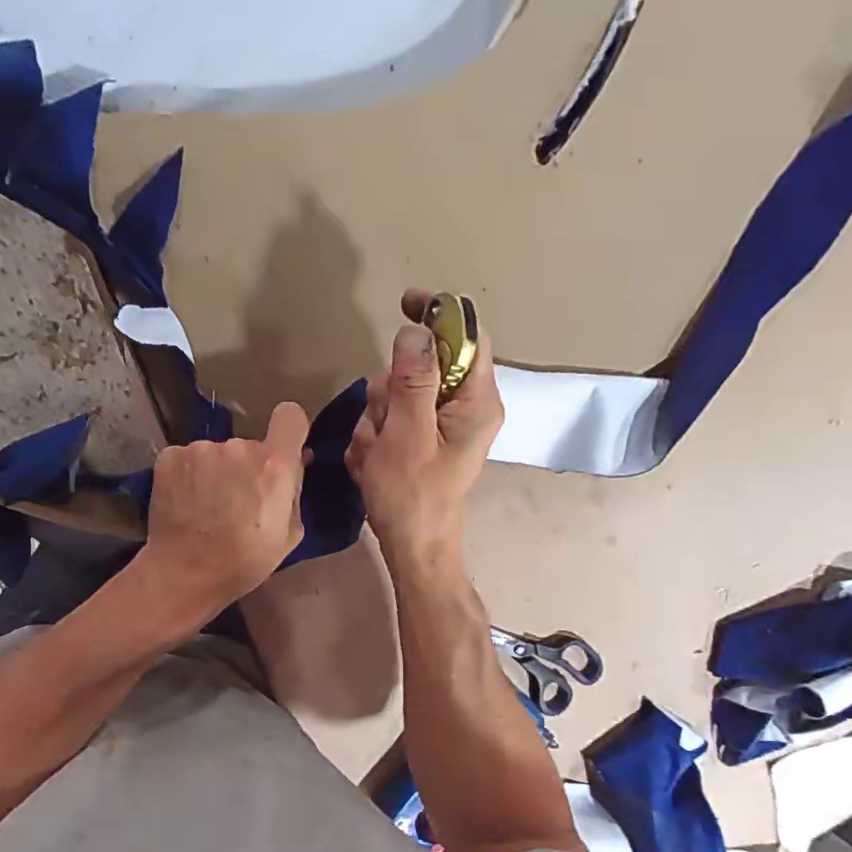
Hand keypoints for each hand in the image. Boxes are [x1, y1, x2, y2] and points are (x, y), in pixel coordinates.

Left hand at [139, 402, 311, 612]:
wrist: (185, 574)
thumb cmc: (245, 561)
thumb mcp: (289, 533)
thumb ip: (294, 491)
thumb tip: (296, 463)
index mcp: (275, 464)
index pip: (290, 416)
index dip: (288, 430)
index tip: (282, 451)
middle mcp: (238, 447)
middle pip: (250, 445)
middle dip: (248, 466)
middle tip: (238, 501)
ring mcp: (200, 449)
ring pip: (217, 453)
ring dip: (216, 471)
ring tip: (208, 506)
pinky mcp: (170, 456)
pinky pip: (188, 458)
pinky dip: (189, 475)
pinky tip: (186, 501)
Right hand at [345, 289, 503, 573]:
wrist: (412, 548)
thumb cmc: (412, 497)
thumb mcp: (407, 436)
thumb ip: (413, 381)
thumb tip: (416, 331)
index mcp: (478, 401)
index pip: (467, 336)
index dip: (438, 316)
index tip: (405, 304)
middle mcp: (465, 406)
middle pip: (422, 365)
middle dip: (391, 391)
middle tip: (383, 427)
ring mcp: (442, 423)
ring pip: (398, 391)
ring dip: (377, 419)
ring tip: (376, 454)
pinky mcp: (422, 438)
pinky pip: (390, 417)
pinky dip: (375, 436)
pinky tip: (373, 462)